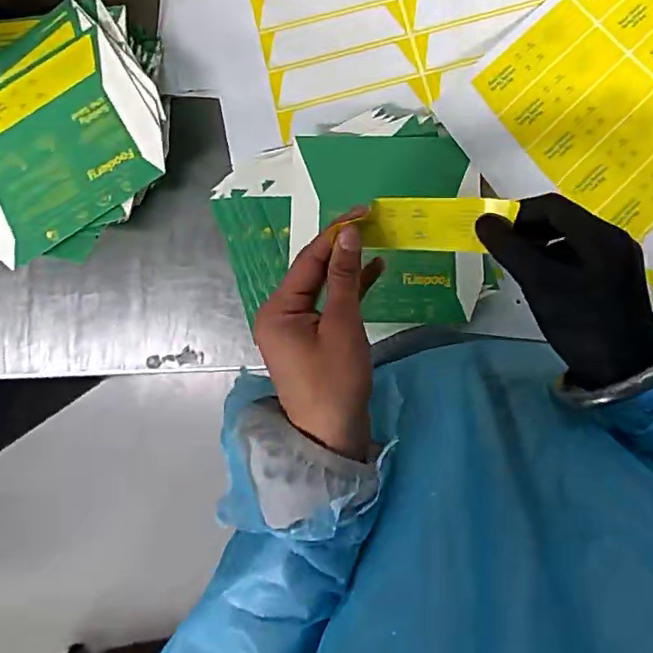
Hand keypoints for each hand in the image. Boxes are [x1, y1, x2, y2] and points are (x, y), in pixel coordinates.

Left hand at [253, 208, 384, 459]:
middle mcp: (279, 313)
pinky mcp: (309, 338)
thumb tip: (347, 235)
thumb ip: (343, 277)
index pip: (307, 261)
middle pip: (311, 271)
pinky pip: (326, 305)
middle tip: (369, 222)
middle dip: (339, 247)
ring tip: (374, 241)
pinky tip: (372, 272)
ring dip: (346, 267)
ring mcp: (293, 326)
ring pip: (321, 286)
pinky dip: (347, 291)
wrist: (332, 439)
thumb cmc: (334, 382)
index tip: (360, 212)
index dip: (334, 234)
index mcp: (277, 309)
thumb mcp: (342, 325)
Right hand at [475, 194, 652, 389]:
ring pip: (570, 236)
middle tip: (505, 249)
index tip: (497, 234)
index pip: (552, 206)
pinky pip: (580, 254)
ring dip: (540, 243)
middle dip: (528, 229)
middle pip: (562, 218)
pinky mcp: (617, 277)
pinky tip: (543, 279)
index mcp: (601, 236)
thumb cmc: (581, 324)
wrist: (624, 372)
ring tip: (521, 264)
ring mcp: (619, 259)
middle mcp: (614, 240)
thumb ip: (509, 247)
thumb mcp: (539, 283)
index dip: (518, 214)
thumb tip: (484, 220)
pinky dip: (555, 257)